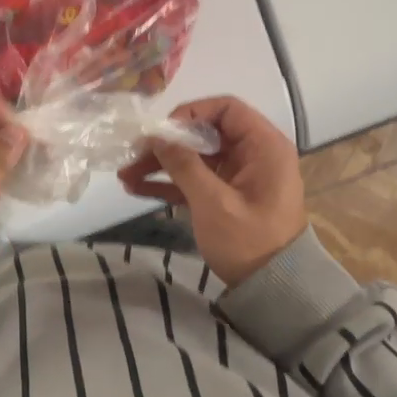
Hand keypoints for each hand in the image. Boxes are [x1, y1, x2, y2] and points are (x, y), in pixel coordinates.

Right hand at [117, 97, 306, 286]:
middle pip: (205, 134)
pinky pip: (195, 180)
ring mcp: (238, 176)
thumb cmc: (248, 241)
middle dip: (167, 144)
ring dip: (161, 165)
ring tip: (125, 176)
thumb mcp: (213, 202)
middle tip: (133, 155)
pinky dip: (169, 183)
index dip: (190, 113)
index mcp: (263, 146)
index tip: (159, 131)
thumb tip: (157, 136)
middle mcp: (253, 154)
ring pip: (195, 159)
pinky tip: (137, 188)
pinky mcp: (226, 197)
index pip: (226, 109)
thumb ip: (184, 166)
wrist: (272, 287)